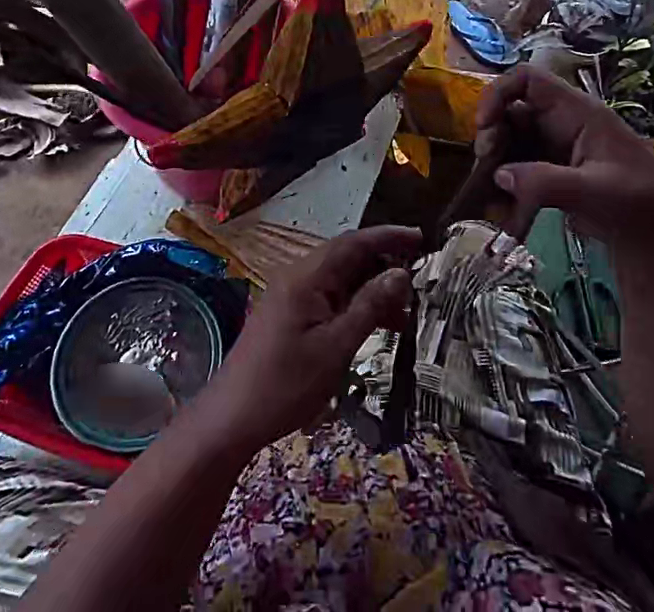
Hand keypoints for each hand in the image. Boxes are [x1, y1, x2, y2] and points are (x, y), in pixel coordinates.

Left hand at [194, 226, 413, 454]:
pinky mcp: (289, 316)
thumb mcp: (336, 347)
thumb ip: (369, 307)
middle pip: (346, 258)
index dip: (388, 237)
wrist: (232, 417)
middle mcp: (297, 278)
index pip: (353, 243)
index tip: (420, 237)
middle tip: (419, 281)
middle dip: (383, 264)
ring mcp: (291, 297)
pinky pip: (329, 299)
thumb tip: (400, 273)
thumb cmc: (286, 383)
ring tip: (405, 313)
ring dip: (371, 290)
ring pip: (339, 281)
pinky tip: (375, 327)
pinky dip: (354, 306)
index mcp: (306, 278)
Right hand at [476, 65, 653, 251]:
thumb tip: (499, 175)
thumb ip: (545, 182)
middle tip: (486, 167)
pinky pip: (520, 172)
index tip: (483, 127)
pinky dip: (508, 191)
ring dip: (496, 169)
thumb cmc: (642, 203)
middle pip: (511, 113)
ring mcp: (556, 151)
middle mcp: (562, 125)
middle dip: (493, 138)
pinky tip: (507, 217)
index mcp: (576, 114)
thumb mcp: (595, 191)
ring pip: (511, 145)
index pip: (527, 80)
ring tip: (492, 201)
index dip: (498, 94)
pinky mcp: (554, 175)